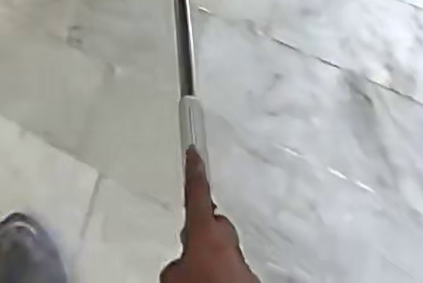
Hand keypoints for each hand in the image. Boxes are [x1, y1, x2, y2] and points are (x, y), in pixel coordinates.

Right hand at [162, 148, 259, 281]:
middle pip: (214, 226)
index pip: (198, 191)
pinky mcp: (250, 281)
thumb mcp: (172, 276)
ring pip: (223, 253)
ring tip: (197, 278)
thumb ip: (174, 262)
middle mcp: (228, 243)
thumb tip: (179, 265)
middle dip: (202, 235)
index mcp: (206, 231)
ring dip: (212, 262)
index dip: (194, 170)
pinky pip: (231, 272)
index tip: (194, 152)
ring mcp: (242, 264)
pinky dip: (221, 277)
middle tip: (189, 253)